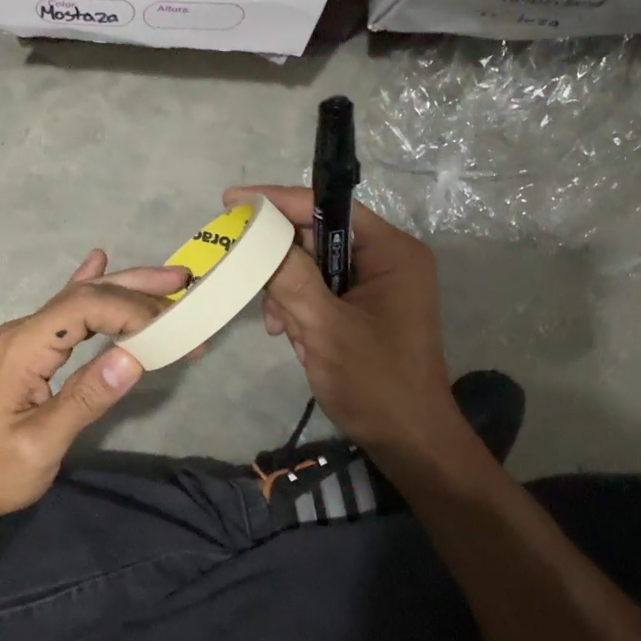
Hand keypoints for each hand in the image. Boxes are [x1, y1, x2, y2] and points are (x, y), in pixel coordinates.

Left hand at [0, 251, 186, 525]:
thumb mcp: (41, 443)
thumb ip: (85, 399)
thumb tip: (134, 357)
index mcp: (22, 349)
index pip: (85, 309)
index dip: (133, 311)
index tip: (176, 329)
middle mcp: (19, 334)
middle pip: (83, 296)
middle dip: (136, 289)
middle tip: (185, 283)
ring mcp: (18, 343)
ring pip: (76, 303)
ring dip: (121, 291)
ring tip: (167, 280)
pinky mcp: (22, 356)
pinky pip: (61, 315)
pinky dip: (86, 292)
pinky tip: (97, 264)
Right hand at [224, 185, 464, 465]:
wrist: (408, 439)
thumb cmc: (375, 382)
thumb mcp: (325, 328)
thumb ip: (291, 278)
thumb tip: (256, 238)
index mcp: (390, 252)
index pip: (328, 208)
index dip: (278, 202)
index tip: (231, 201)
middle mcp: (386, 260)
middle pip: (316, 238)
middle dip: (281, 265)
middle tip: (252, 289)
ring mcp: (375, 286)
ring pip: (311, 269)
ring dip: (288, 296)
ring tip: (283, 330)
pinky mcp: (363, 310)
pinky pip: (319, 293)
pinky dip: (299, 312)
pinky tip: (294, 339)